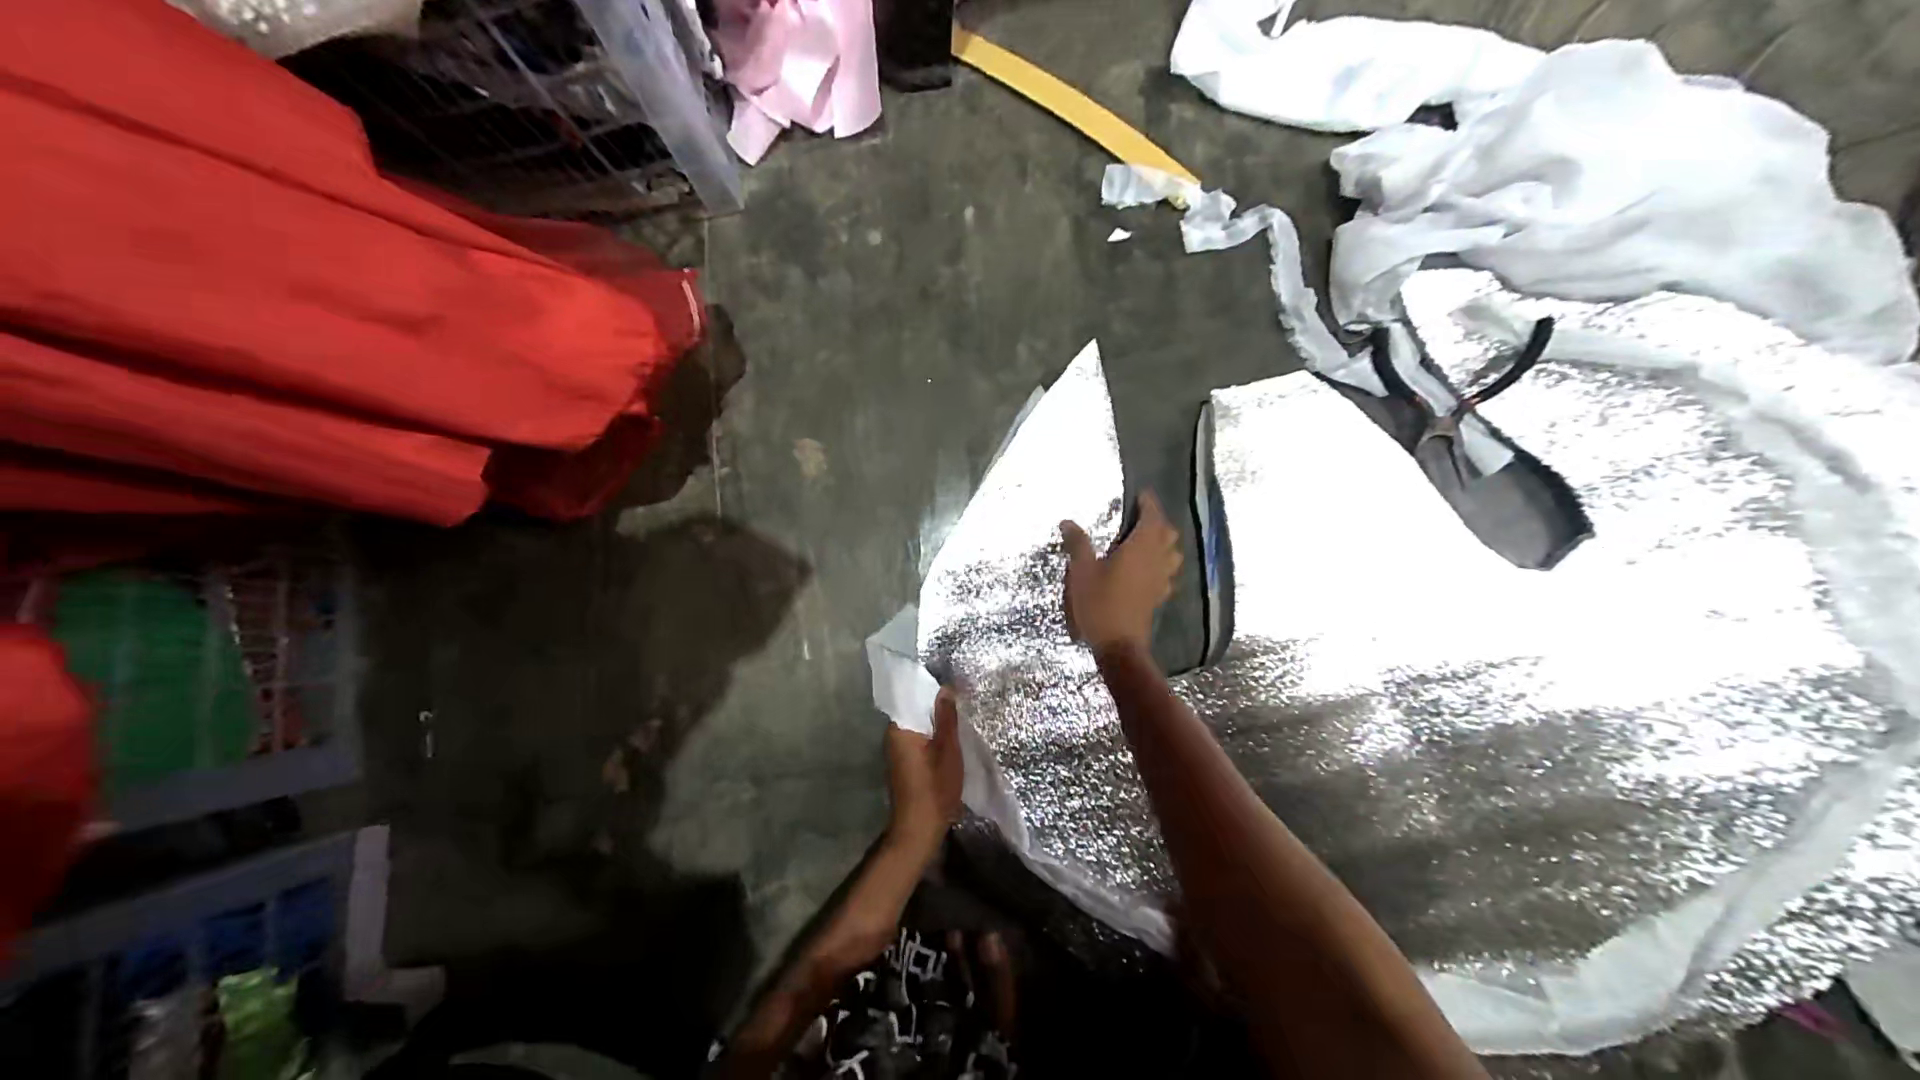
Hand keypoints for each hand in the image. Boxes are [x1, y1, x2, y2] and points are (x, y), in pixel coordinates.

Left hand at [885, 688, 962, 853]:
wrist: (919, 829)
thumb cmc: (934, 787)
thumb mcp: (948, 750)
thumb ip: (946, 718)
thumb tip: (945, 689)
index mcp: (900, 728)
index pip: (914, 697)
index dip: (935, 691)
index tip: (955, 686)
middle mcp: (893, 736)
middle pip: (916, 712)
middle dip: (938, 708)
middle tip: (963, 701)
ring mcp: (897, 751)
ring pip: (919, 727)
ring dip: (937, 724)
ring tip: (961, 718)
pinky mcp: (904, 763)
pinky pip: (919, 741)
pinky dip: (933, 739)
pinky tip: (950, 740)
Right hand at [1060, 490, 1182, 655]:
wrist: (1118, 644)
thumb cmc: (1100, 603)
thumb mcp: (1082, 571)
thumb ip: (1077, 544)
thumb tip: (1067, 521)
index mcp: (1140, 548)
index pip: (1153, 517)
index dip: (1149, 503)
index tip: (1142, 494)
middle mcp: (1157, 560)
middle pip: (1168, 534)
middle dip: (1158, 521)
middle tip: (1141, 517)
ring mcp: (1161, 579)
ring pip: (1173, 553)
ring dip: (1164, 543)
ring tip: (1147, 540)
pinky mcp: (1159, 596)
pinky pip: (1168, 573)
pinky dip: (1162, 564)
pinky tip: (1150, 569)